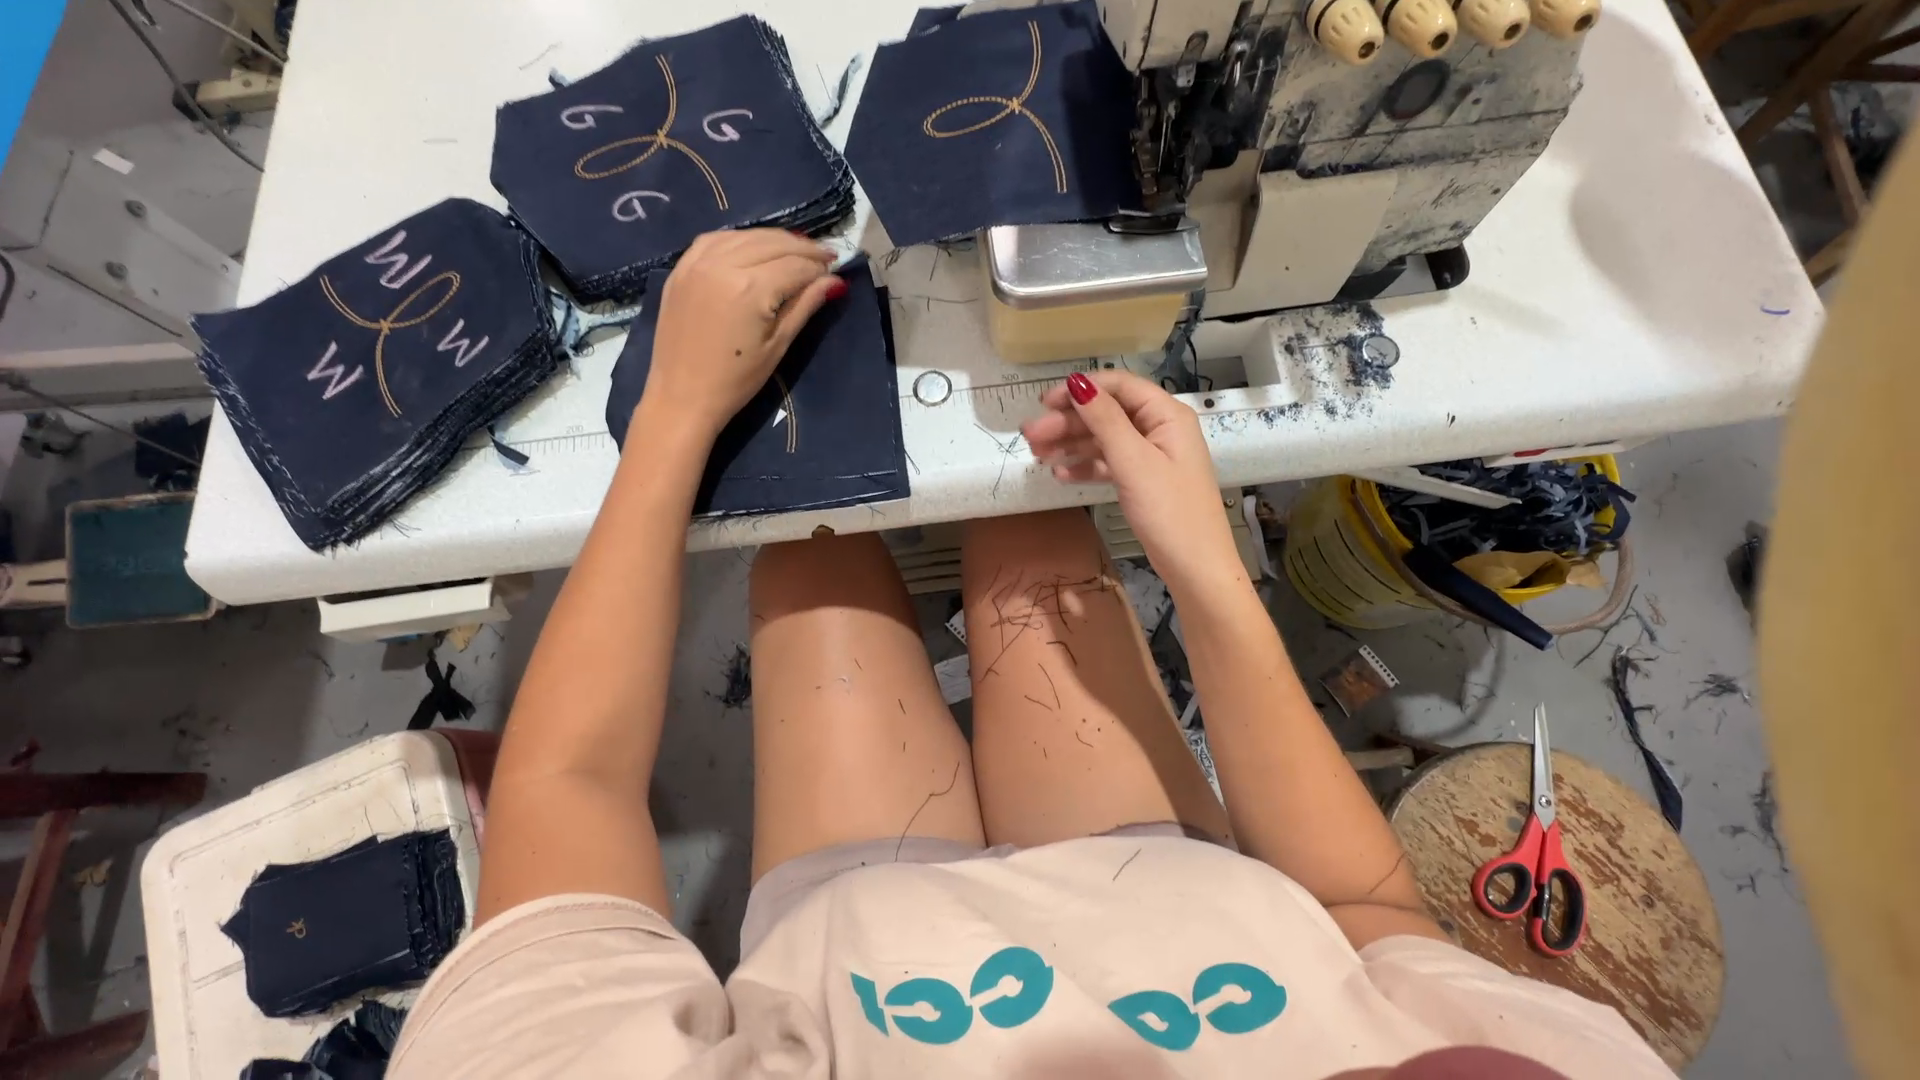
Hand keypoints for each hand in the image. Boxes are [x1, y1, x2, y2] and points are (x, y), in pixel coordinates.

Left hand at [640, 229, 843, 439]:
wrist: (682, 396)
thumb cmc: (736, 381)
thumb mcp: (778, 346)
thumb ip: (805, 306)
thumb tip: (835, 282)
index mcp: (751, 288)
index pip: (796, 266)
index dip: (819, 268)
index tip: (835, 271)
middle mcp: (723, 265)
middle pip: (773, 243)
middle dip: (803, 249)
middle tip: (824, 257)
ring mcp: (697, 263)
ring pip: (745, 236)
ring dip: (774, 239)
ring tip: (794, 250)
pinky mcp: (681, 269)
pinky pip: (715, 239)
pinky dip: (739, 238)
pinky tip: (753, 247)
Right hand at [1022, 371, 1241, 588]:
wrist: (1195, 568)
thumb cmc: (1169, 511)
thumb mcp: (1133, 461)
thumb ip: (1104, 420)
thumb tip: (1078, 382)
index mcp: (1166, 415)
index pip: (1119, 386)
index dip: (1081, 389)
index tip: (1044, 403)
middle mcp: (1161, 429)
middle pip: (1107, 413)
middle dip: (1068, 422)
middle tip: (1030, 436)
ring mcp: (1152, 457)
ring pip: (1105, 440)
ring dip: (1071, 444)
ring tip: (1037, 455)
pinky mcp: (1144, 482)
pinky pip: (1110, 464)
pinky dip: (1086, 466)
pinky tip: (1061, 474)